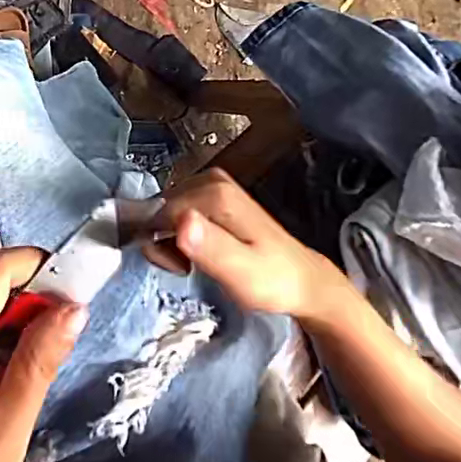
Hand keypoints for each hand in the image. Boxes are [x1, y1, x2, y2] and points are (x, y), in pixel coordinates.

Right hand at [149, 169, 350, 324]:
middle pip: (160, 209)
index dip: (160, 245)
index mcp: (215, 194)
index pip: (157, 214)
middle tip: (188, 267)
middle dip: (163, 241)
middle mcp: (212, 180)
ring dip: (171, 240)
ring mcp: (214, 184)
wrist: (302, 279)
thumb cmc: (273, 281)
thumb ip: (211, 248)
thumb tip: (181, 223)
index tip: (180, 268)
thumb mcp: (241, 273)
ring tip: (196, 261)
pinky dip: (180, 234)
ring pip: (166, 211)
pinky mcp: (215, 194)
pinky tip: (200, 250)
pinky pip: (178, 211)